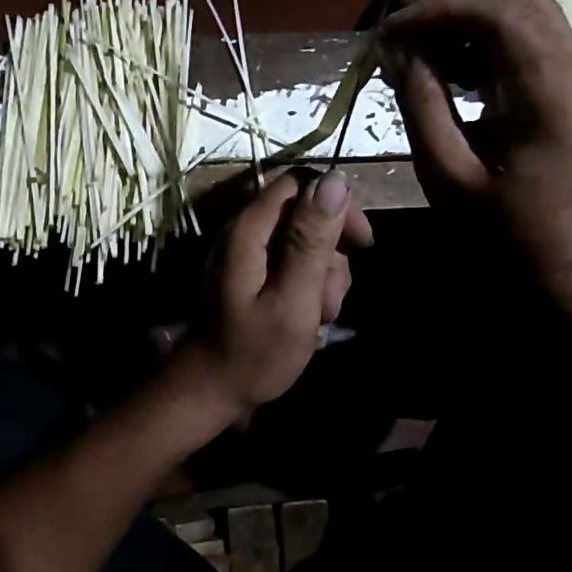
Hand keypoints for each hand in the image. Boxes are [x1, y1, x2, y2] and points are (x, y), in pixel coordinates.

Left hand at [180, 168, 371, 416]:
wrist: (210, 392)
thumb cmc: (253, 352)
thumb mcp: (292, 298)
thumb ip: (311, 240)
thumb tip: (335, 179)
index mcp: (250, 230)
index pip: (300, 184)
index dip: (336, 205)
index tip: (361, 242)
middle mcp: (246, 233)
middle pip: (305, 215)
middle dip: (332, 253)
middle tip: (333, 296)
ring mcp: (248, 256)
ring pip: (305, 243)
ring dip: (324, 277)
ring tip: (319, 316)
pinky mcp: (253, 276)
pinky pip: (293, 265)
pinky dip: (309, 288)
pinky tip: (310, 319)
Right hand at [381, 0, 571, 239]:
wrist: (544, 232)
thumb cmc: (492, 212)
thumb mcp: (443, 168)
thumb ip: (421, 103)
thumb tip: (397, 48)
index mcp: (547, 92)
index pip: (498, 10)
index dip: (438, 8)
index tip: (392, 32)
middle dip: (447, 0)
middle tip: (401, 33)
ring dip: (463, 4)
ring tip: (422, 37)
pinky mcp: (567, 62)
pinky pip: (525, 15)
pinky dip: (481, 18)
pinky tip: (452, 46)